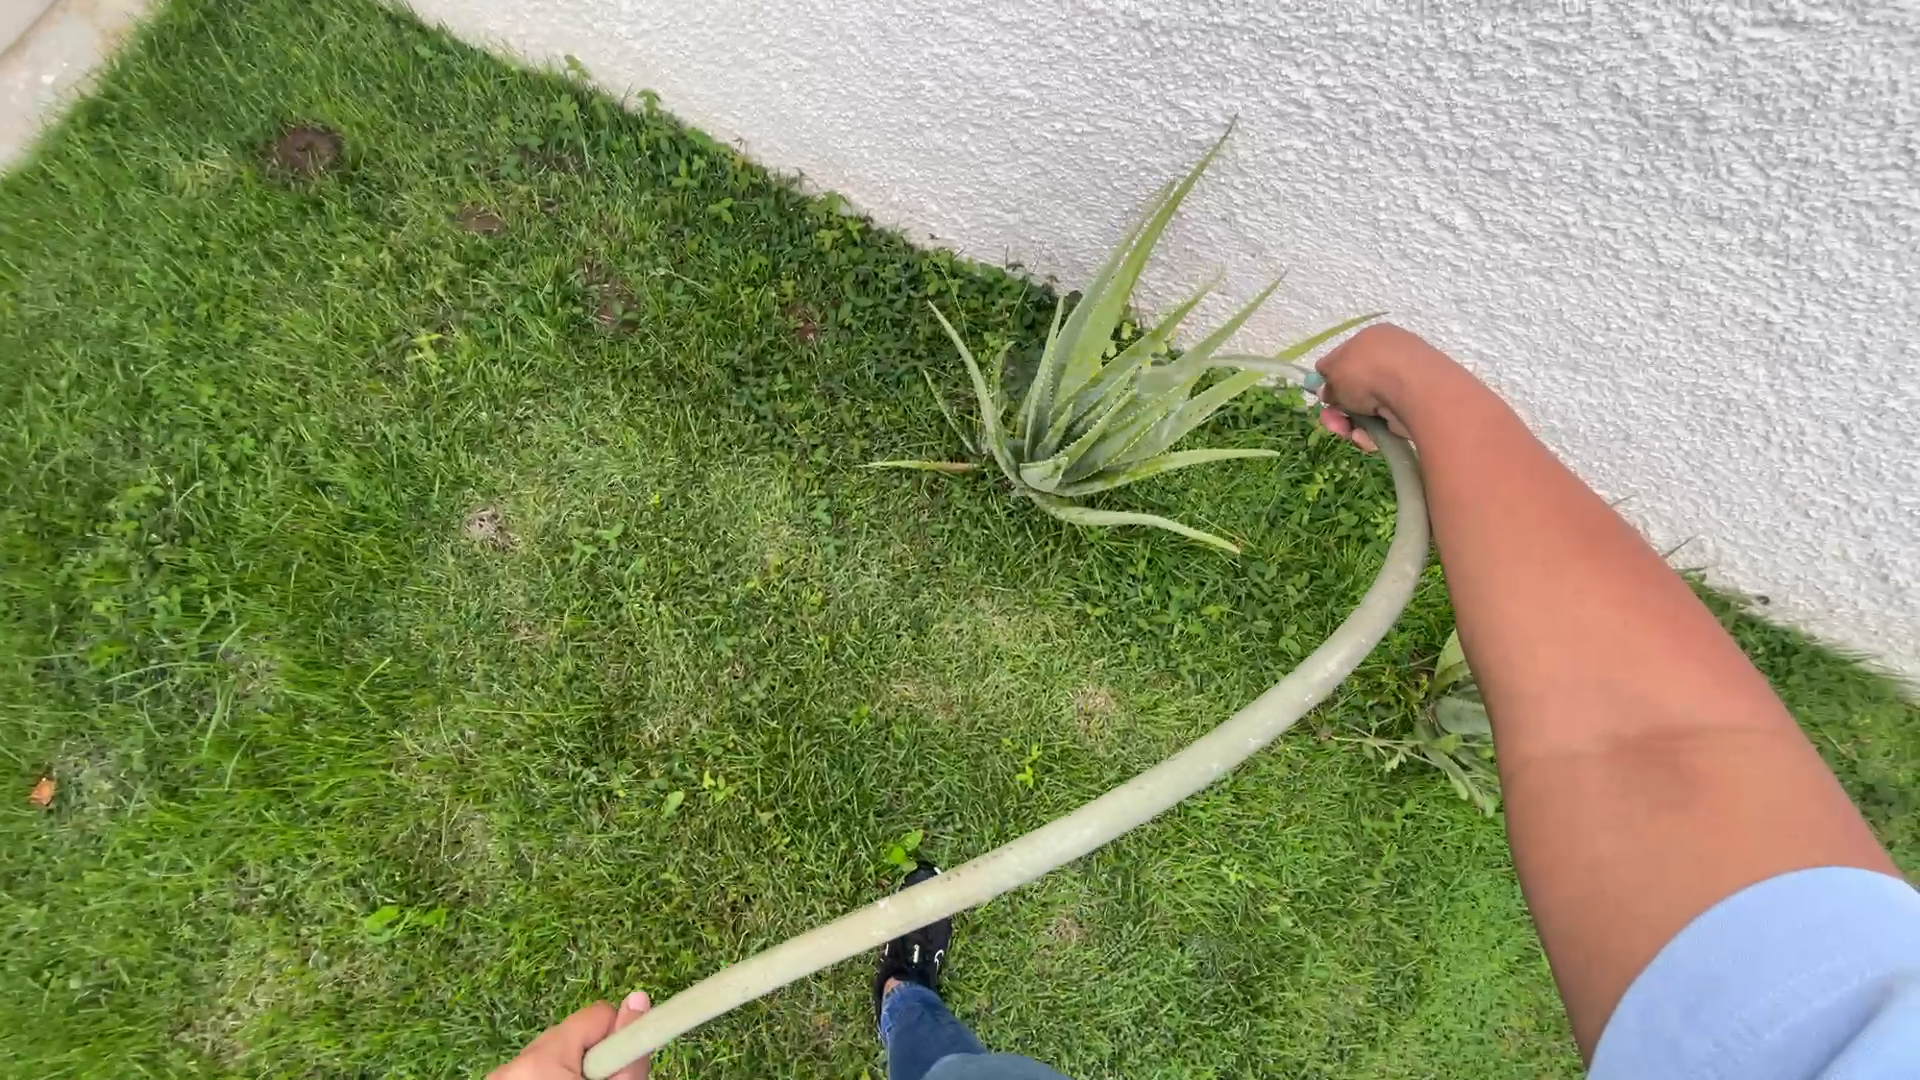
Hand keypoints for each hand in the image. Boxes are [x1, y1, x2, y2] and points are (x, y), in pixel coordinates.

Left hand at [488, 992, 652, 1079]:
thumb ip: (629, 1050)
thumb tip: (638, 998)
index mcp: (543, 1057)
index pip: (597, 1014)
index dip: (617, 1038)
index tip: (617, 1069)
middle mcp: (512, 1063)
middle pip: (572, 1036)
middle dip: (590, 1059)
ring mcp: (498, 1078)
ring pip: (551, 1058)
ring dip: (567, 1072)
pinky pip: (531, 1074)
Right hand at [1313, 323, 1455, 451]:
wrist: (1414, 390)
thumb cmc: (1368, 372)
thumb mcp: (1334, 371)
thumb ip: (1326, 381)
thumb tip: (1328, 391)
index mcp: (1372, 339)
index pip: (1343, 358)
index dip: (1329, 379)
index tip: (1323, 396)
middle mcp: (1389, 357)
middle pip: (1353, 389)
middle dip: (1338, 409)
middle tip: (1332, 421)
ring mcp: (1404, 382)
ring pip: (1366, 409)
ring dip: (1350, 423)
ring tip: (1348, 431)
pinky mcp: (1414, 406)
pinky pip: (1384, 421)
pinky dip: (1371, 431)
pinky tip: (1367, 435)